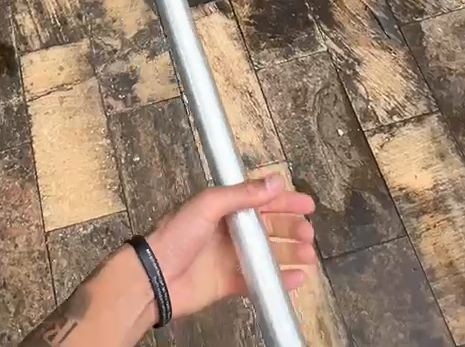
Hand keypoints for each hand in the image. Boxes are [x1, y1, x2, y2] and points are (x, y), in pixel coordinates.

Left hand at [144, 175, 318, 317]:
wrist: (156, 276)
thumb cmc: (176, 235)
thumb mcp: (208, 205)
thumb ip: (242, 195)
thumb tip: (274, 182)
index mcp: (222, 206)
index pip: (259, 199)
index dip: (283, 200)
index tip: (306, 204)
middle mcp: (228, 229)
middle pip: (267, 226)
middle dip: (290, 228)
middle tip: (308, 233)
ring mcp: (228, 256)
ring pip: (266, 254)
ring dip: (289, 253)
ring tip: (308, 256)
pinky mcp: (228, 282)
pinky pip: (258, 280)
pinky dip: (278, 280)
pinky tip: (295, 279)